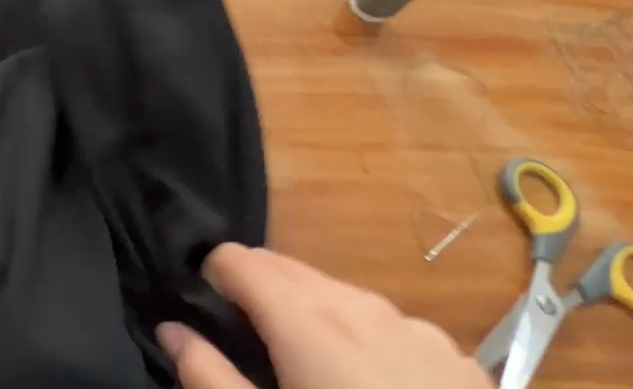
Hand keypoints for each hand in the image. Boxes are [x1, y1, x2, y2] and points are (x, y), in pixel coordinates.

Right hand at [158, 243, 488, 388]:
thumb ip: (208, 375)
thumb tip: (171, 329)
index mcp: (305, 317)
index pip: (234, 258)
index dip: (211, 279)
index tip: (209, 317)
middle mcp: (358, 305)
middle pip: (284, 268)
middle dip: (258, 292)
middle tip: (252, 346)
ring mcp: (417, 330)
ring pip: (338, 294)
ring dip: (312, 313)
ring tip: (313, 370)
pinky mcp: (461, 363)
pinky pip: (392, 327)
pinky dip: (366, 338)